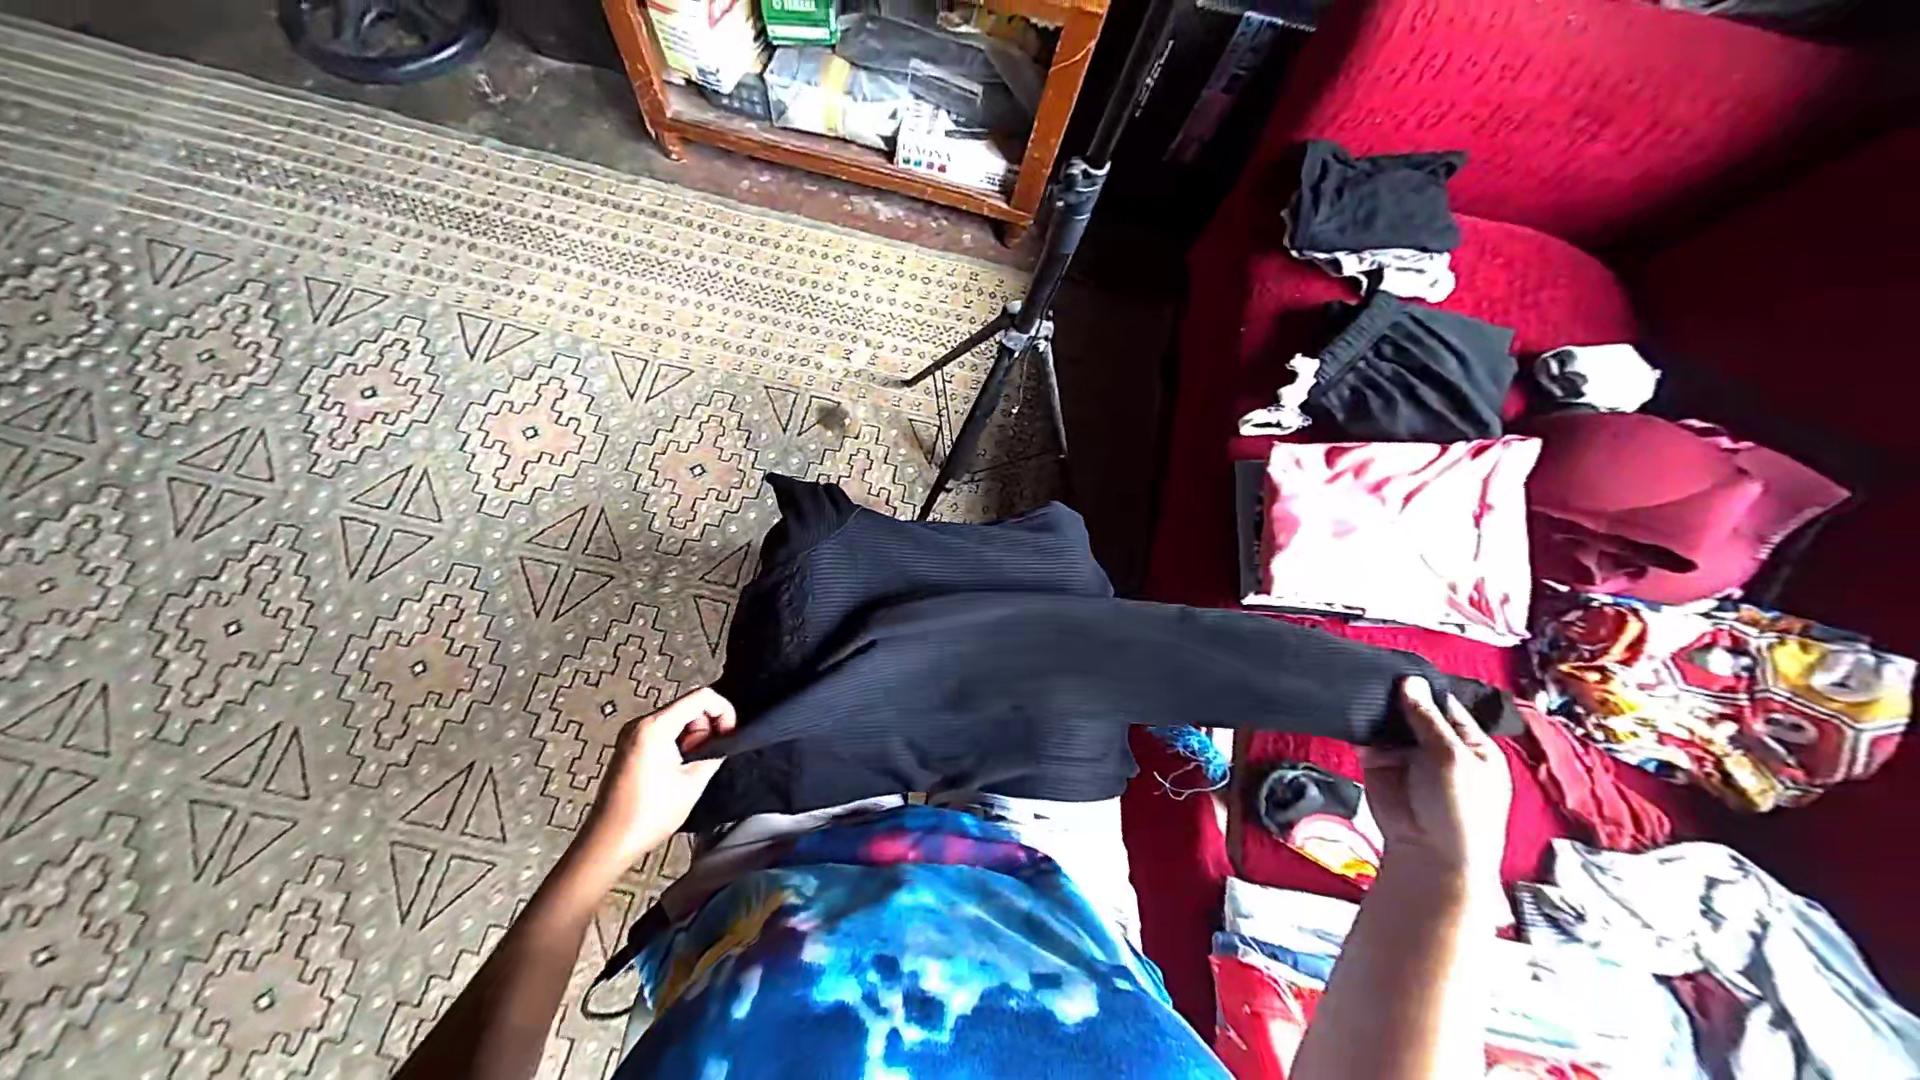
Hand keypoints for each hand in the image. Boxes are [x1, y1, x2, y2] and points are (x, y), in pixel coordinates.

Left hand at [566, 687, 735, 885]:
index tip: (730, 734)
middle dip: (707, 726)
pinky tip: (678, 767)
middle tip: (709, 755)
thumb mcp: (693, 781)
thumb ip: (715, 751)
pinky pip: (665, 730)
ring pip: (679, 718)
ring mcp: (632, 734)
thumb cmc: (647, 815)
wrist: (608, 842)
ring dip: (694, 736)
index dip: (724, 711)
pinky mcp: (630, 745)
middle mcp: (640, 724)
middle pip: (689, 705)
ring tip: (691, 766)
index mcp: (655, 727)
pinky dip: (679, 742)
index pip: (701, 697)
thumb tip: (726, 739)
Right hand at [1361, 677, 1512, 892]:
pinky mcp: (1378, 764)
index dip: (1424, 689)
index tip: (1399, 669)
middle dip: (1395, 698)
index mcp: (1470, 745)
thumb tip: (1409, 681)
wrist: (1428, 852)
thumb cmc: (1458, 808)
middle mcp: (1437, 747)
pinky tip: (1352, 713)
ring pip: (1387, 722)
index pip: (1445, 706)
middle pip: (1413, 711)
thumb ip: (1426, 717)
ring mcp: (1406, 755)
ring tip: (1361, 693)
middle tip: (1374, 677)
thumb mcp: (1451, 757)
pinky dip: (1359, 727)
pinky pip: (1367, 738)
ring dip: (1376, 711)